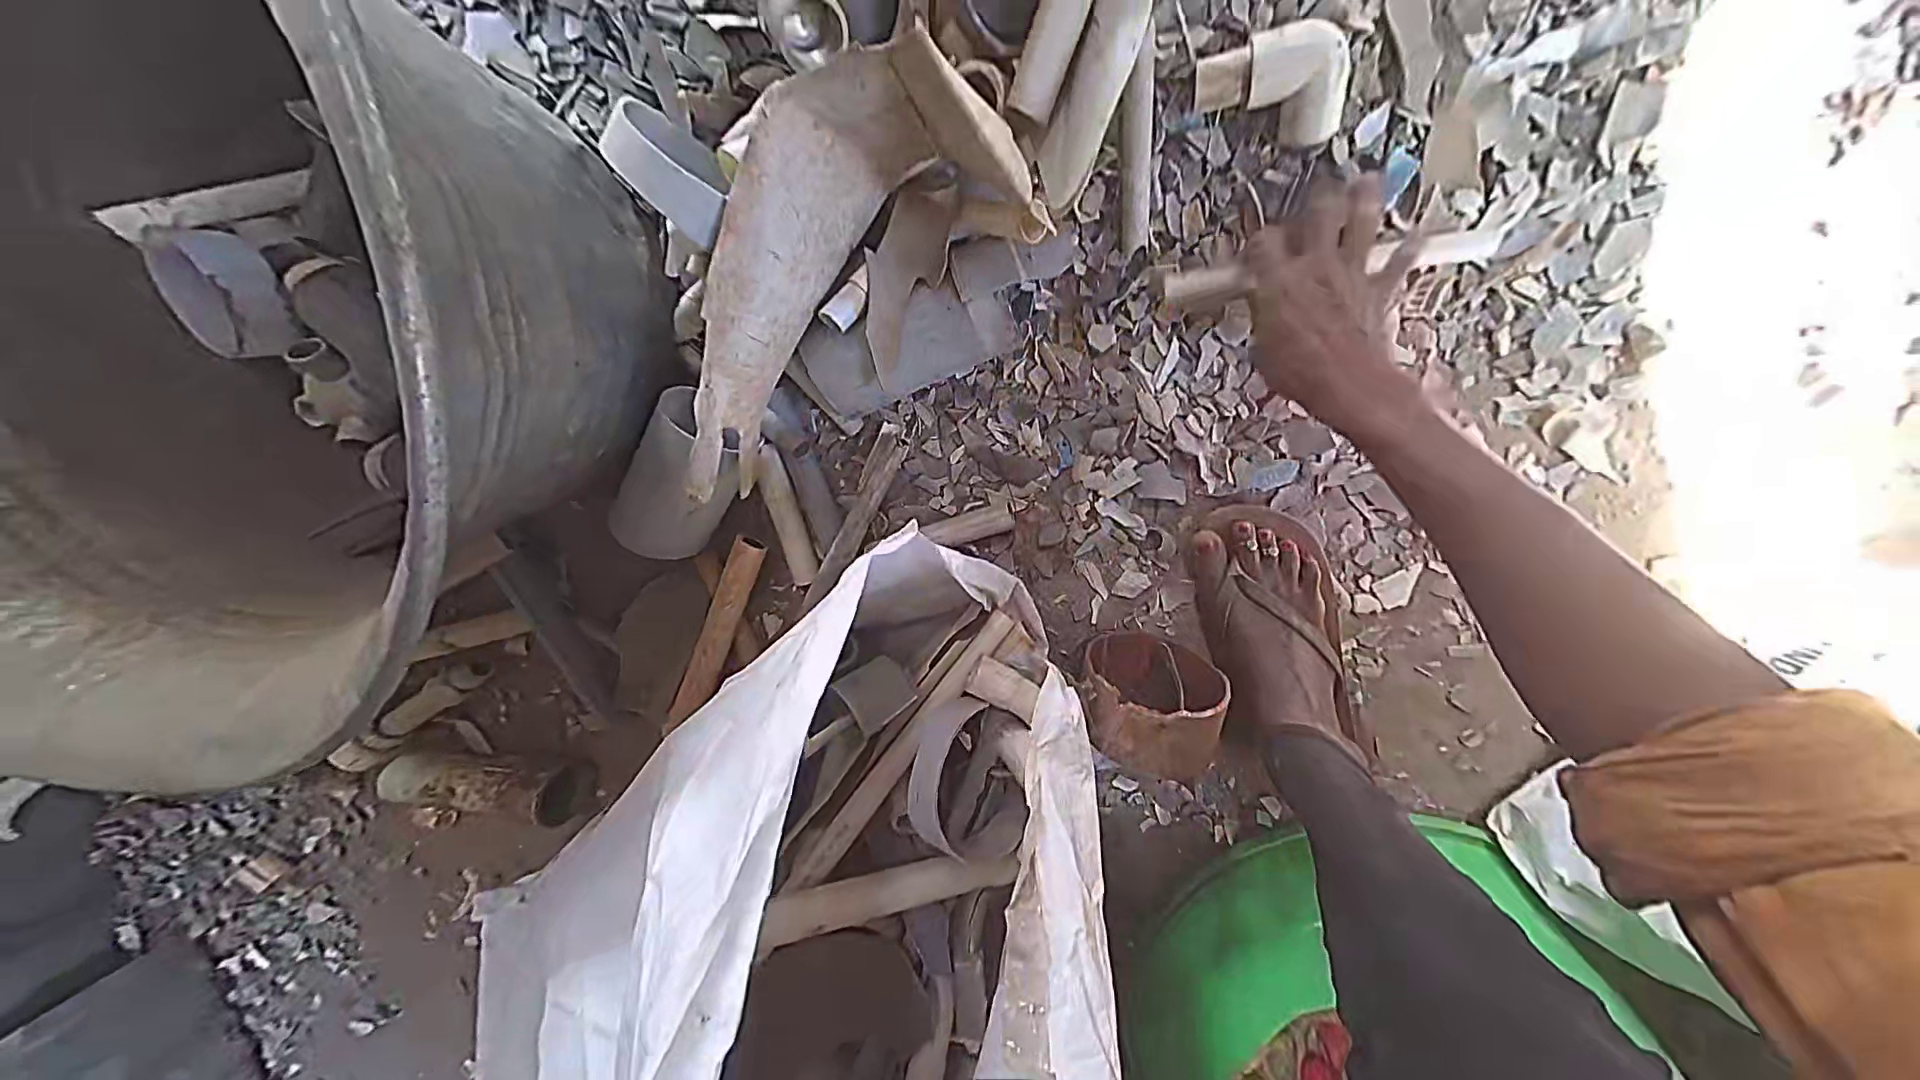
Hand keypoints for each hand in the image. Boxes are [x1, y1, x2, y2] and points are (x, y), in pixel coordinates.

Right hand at [1247, 174, 1427, 446]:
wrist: (1349, 383)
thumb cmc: (1302, 373)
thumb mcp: (1263, 350)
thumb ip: (1264, 321)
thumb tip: (1264, 316)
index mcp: (1279, 281)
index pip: (1264, 243)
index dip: (1259, 239)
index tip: (1258, 242)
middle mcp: (1317, 267)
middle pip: (1319, 214)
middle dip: (1319, 199)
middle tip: (1321, 190)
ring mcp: (1352, 274)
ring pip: (1362, 221)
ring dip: (1365, 198)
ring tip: (1365, 181)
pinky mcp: (1380, 289)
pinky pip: (1400, 261)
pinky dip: (1408, 249)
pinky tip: (1416, 236)